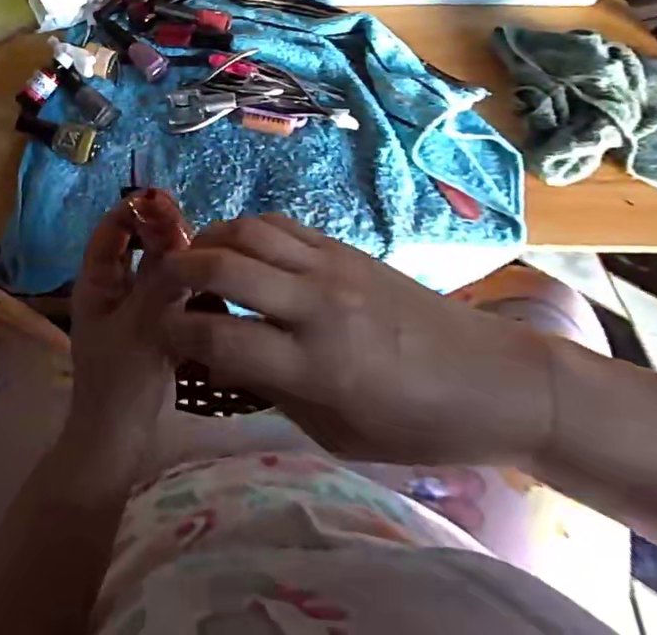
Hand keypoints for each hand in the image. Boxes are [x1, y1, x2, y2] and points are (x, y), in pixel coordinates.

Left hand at [62, 191, 191, 469]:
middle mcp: (111, 291)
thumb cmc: (120, 382)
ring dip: (176, 261)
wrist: (119, 444)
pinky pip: (168, 298)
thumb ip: (162, 278)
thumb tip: (181, 233)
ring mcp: (131, 312)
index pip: (110, 230)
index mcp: (95, 283)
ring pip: (155, 273)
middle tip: (197, 230)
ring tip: (208, 253)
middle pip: (135, 248)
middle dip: (162, 235)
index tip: (167, 201)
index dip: (133, 211)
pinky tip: (210, 288)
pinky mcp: (151, 332)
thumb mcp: (143, 324)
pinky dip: (185, 288)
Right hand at [152, 214, 555, 467]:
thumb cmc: (416, 424)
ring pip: (247, 232)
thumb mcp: (337, 432)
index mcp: (317, 364)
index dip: (176, 333)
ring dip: (208, 240)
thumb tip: (221, 358)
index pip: (220, 336)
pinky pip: (280, 225)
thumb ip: (274, 390)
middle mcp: (317, 305)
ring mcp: (332, 267)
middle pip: (224, 266)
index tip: (161, 335)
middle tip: (163, 287)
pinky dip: (246, 230)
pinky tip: (238, 247)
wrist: (494, 378)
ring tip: (195, 258)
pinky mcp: (344, 248)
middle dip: (178, 273)